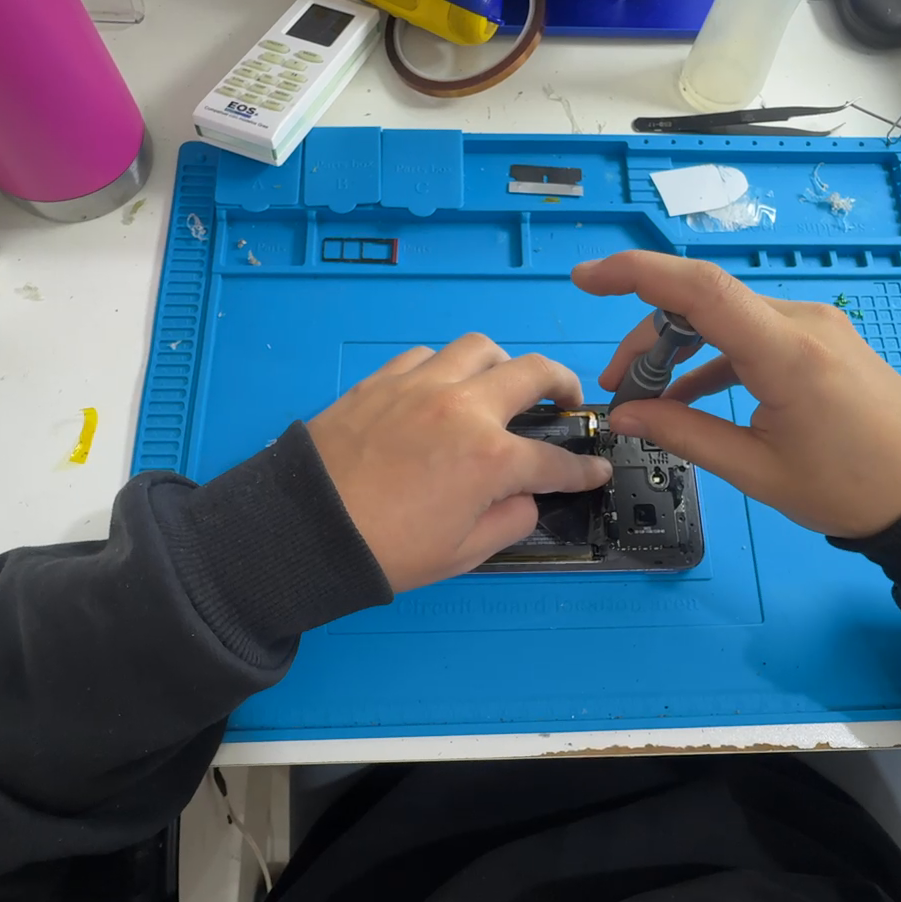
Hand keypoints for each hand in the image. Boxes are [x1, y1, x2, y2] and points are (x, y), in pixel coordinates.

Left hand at [307, 334, 612, 591]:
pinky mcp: (384, 379)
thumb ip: (511, 520)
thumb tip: (526, 497)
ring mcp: (422, 385)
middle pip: (534, 373)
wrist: (304, 529)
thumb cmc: (384, 551)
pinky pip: (428, 356)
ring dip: (503, 364)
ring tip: (501, 385)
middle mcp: (463, 408)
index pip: (556, 463)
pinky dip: (448, 367)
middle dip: (563, 385)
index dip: (584, 470)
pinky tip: (442, 389)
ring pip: (480, 348)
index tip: (596, 470)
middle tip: (566, 400)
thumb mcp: (463, 553)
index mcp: (490, 458)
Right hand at [573, 251, 900, 538]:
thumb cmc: (850, 488)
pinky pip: (748, 334)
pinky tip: (686, 397)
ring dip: (676, 348)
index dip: (635, 274)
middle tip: (616, 387)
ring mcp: (811, 325)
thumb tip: (623, 417)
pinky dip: (709, 359)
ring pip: (722, 316)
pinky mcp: (816, 339)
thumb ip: (684, 435)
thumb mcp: (757, 471)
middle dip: (646, 337)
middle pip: (701, 302)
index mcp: (785, 352)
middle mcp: (798, 321)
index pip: (698, 290)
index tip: (586, 278)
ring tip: (644, 396)